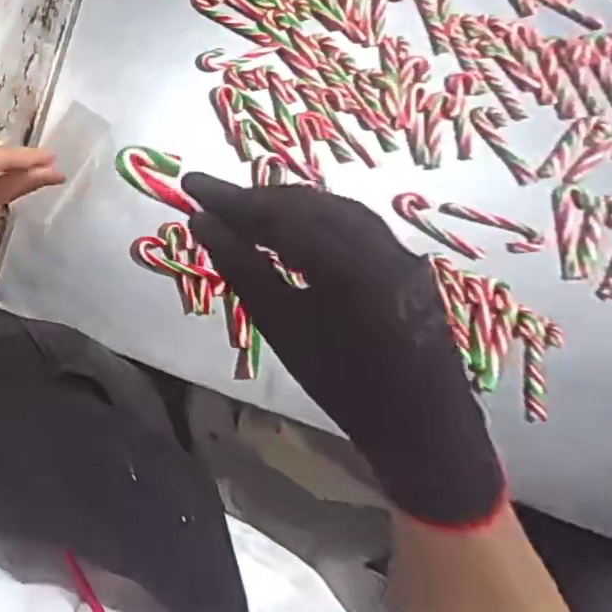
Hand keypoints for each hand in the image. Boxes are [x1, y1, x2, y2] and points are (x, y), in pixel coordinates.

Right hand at [181, 174, 504, 527]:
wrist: (420, 427)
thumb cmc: (339, 384)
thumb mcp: (280, 327)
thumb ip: (241, 267)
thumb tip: (202, 223)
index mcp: (352, 268)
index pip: (281, 215)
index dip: (231, 198)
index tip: (191, 184)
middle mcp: (384, 248)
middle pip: (309, 204)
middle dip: (254, 197)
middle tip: (209, 197)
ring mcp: (400, 254)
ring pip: (332, 209)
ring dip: (282, 205)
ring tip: (240, 211)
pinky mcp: (405, 263)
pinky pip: (351, 225)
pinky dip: (309, 219)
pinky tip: (284, 231)